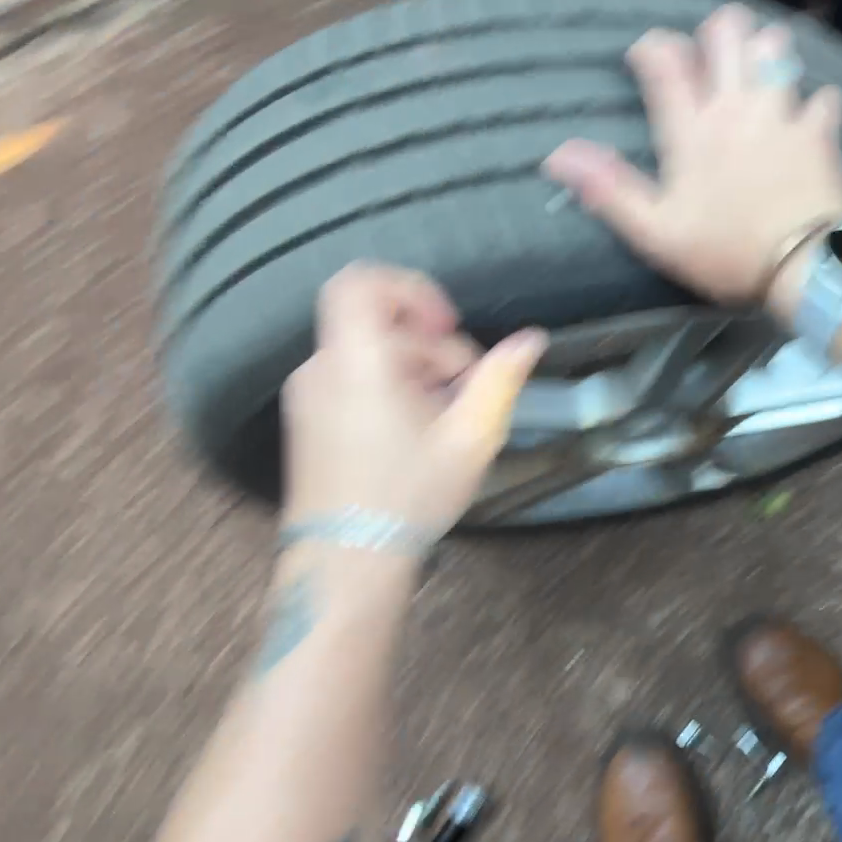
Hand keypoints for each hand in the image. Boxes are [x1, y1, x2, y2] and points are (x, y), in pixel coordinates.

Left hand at [281, 264, 547, 533]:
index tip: (447, 328)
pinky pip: (357, 378)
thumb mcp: (472, 437)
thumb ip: (502, 379)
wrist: (345, 557)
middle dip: (435, 349)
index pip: (360, 283)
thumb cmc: (412, 492)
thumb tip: (532, 339)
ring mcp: (309, 393)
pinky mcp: (309, 416)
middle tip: (466, 398)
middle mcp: (323, 367)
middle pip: (382, 325)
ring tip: (445, 423)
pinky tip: (417, 434)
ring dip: (420, 373)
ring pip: (373, 354)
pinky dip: (395, 389)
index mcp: (358, 363)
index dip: (411, 289)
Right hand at [544, 3, 841, 309]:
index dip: (652, 48)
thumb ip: (611, 192)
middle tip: (714, 54)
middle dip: (717, 34)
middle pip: (725, 37)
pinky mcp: (820, 133)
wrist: (803, 266)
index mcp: (690, 131)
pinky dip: (816, 102)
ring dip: (766, 52)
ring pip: (774, 51)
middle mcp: (735, 109)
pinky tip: (811, 114)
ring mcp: (781, 115)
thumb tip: (557, 155)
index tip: (647, 58)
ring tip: (761, 69)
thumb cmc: (729, 253)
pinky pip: (822, 97)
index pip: (664, 61)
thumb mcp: (659, 234)